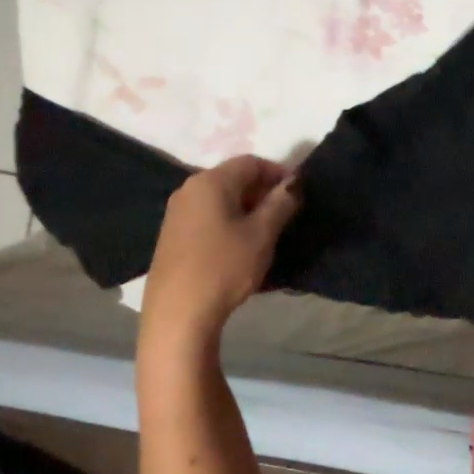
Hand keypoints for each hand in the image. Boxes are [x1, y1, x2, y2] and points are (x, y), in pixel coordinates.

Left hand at [141, 155, 299, 344]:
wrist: (179, 311)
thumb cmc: (225, 266)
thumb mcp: (262, 234)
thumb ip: (281, 203)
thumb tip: (293, 183)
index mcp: (211, 182)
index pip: (252, 162)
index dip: (279, 173)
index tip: (299, 195)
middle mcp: (190, 189)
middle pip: (234, 179)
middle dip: (264, 192)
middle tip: (287, 216)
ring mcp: (178, 212)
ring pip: (222, 200)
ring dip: (248, 210)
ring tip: (268, 234)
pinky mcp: (174, 235)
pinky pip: (210, 217)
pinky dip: (231, 223)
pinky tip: (242, 246)